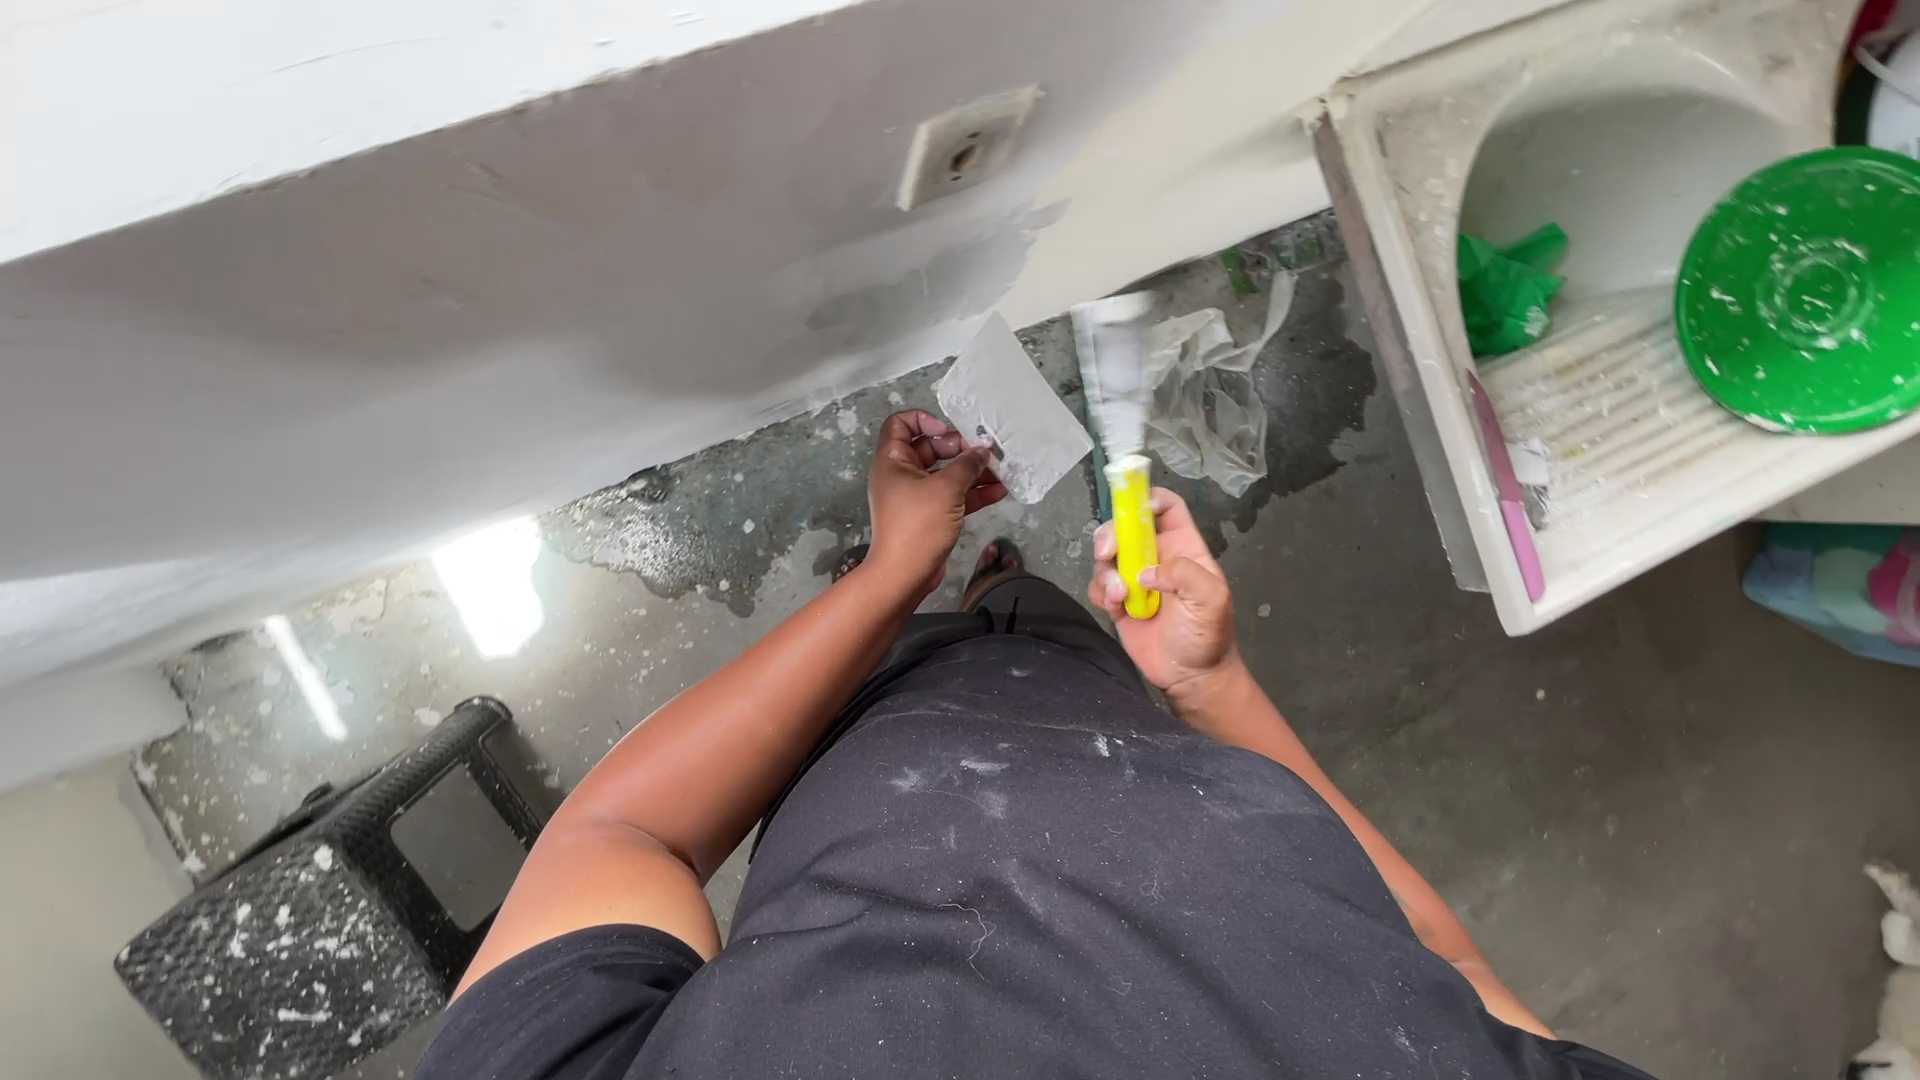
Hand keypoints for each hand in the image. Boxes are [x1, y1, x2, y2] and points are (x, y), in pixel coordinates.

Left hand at [866, 410, 1006, 598]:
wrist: (905, 574)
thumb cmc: (918, 524)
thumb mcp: (946, 488)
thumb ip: (967, 465)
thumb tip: (982, 450)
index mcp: (892, 460)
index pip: (901, 424)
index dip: (924, 420)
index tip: (949, 430)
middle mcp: (901, 474)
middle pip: (930, 448)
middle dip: (959, 448)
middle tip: (983, 453)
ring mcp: (916, 496)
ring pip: (946, 474)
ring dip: (972, 471)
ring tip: (1000, 470)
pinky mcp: (930, 515)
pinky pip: (953, 496)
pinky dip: (973, 493)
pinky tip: (1000, 491)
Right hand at [1087, 488, 1239, 693]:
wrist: (1191, 677)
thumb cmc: (1208, 636)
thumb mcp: (1211, 599)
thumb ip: (1183, 574)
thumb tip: (1145, 573)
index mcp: (1183, 548)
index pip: (1166, 508)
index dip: (1147, 499)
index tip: (1130, 508)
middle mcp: (1156, 558)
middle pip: (1126, 527)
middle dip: (1111, 534)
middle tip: (1107, 552)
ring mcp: (1134, 580)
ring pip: (1107, 557)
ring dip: (1105, 572)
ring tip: (1119, 596)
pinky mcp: (1118, 602)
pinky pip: (1099, 586)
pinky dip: (1100, 593)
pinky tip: (1115, 608)